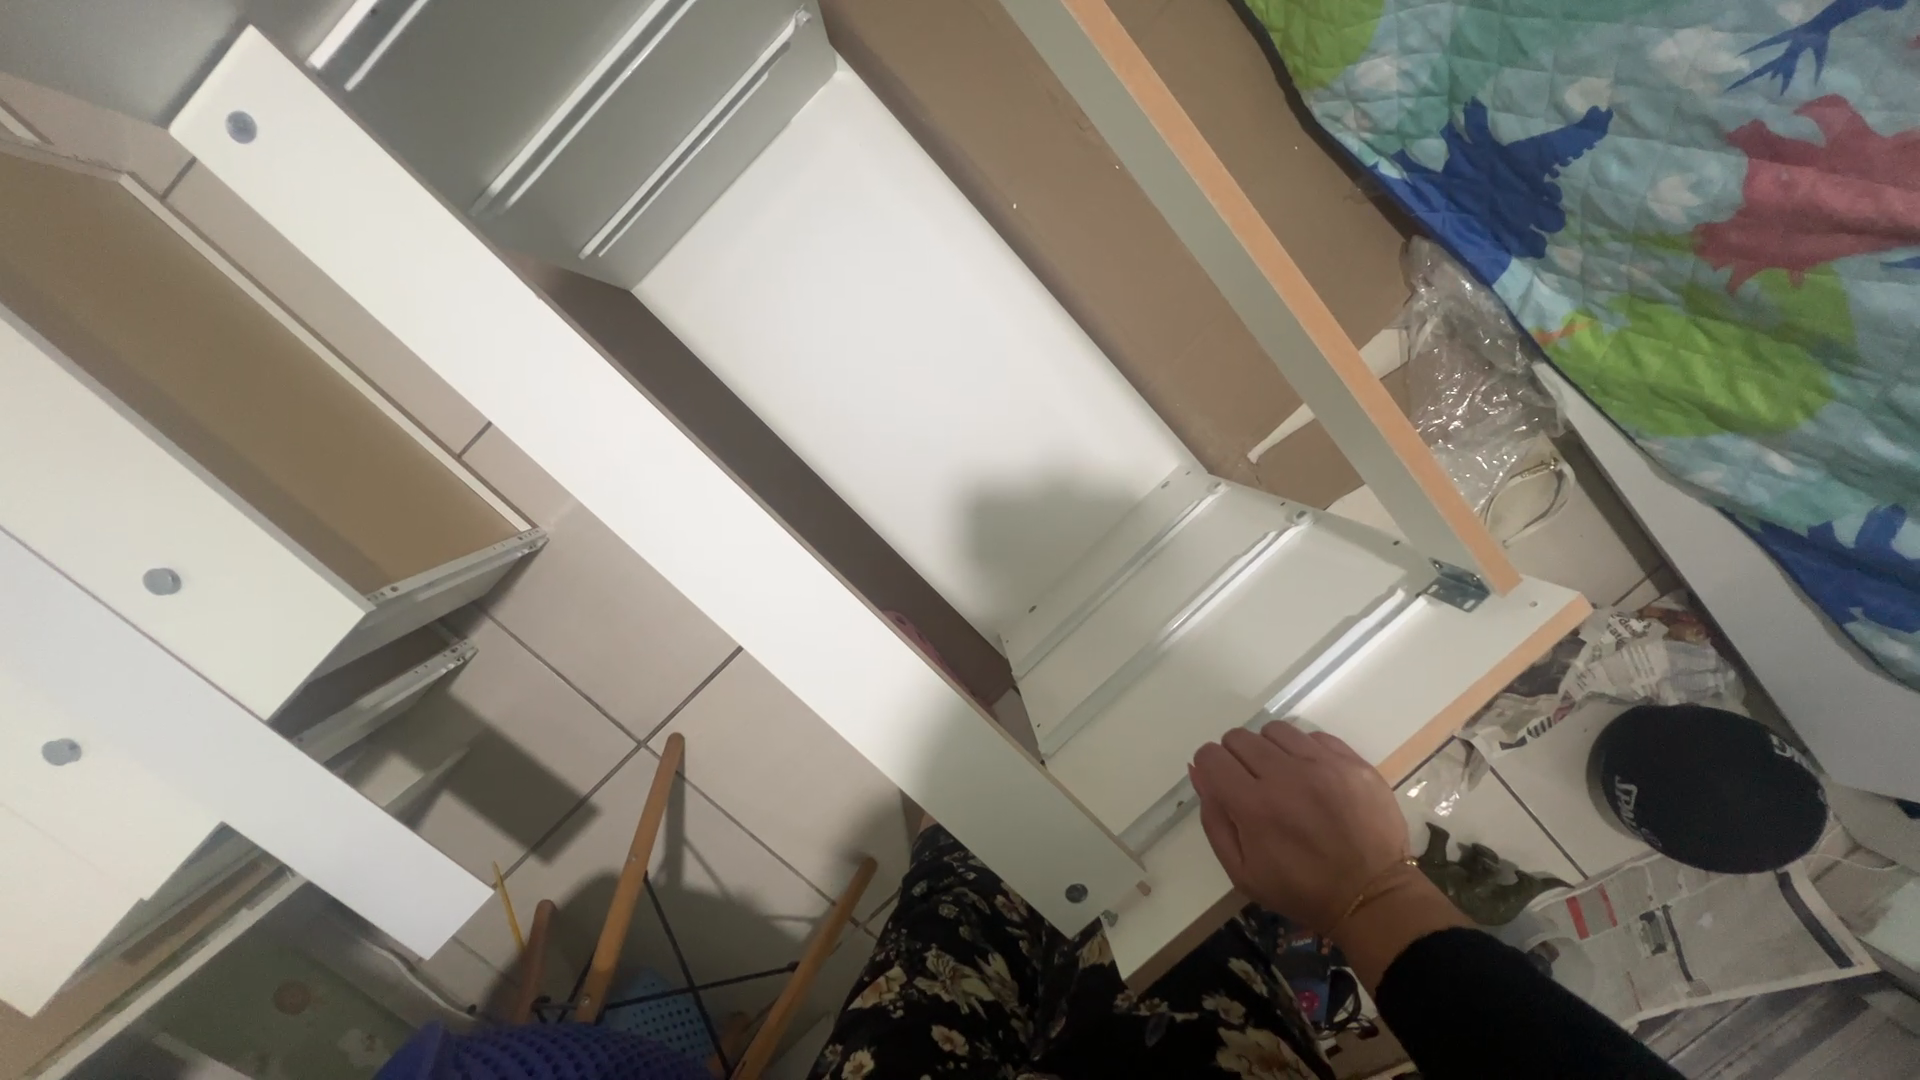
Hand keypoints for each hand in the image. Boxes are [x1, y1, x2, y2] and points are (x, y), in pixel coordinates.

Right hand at [1190, 722, 1413, 930]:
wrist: (1374, 898)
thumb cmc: (1300, 890)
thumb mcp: (1241, 871)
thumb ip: (1213, 818)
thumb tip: (1198, 771)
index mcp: (1254, 806)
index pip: (1212, 756)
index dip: (1210, 767)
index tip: (1222, 783)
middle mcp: (1286, 776)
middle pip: (1239, 738)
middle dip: (1236, 757)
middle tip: (1253, 784)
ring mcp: (1323, 765)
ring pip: (1275, 730)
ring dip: (1270, 749)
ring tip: (1284, 776)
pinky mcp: (1353, 763)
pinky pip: (1313, 736)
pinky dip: (1305, 751)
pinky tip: (1313, 777)